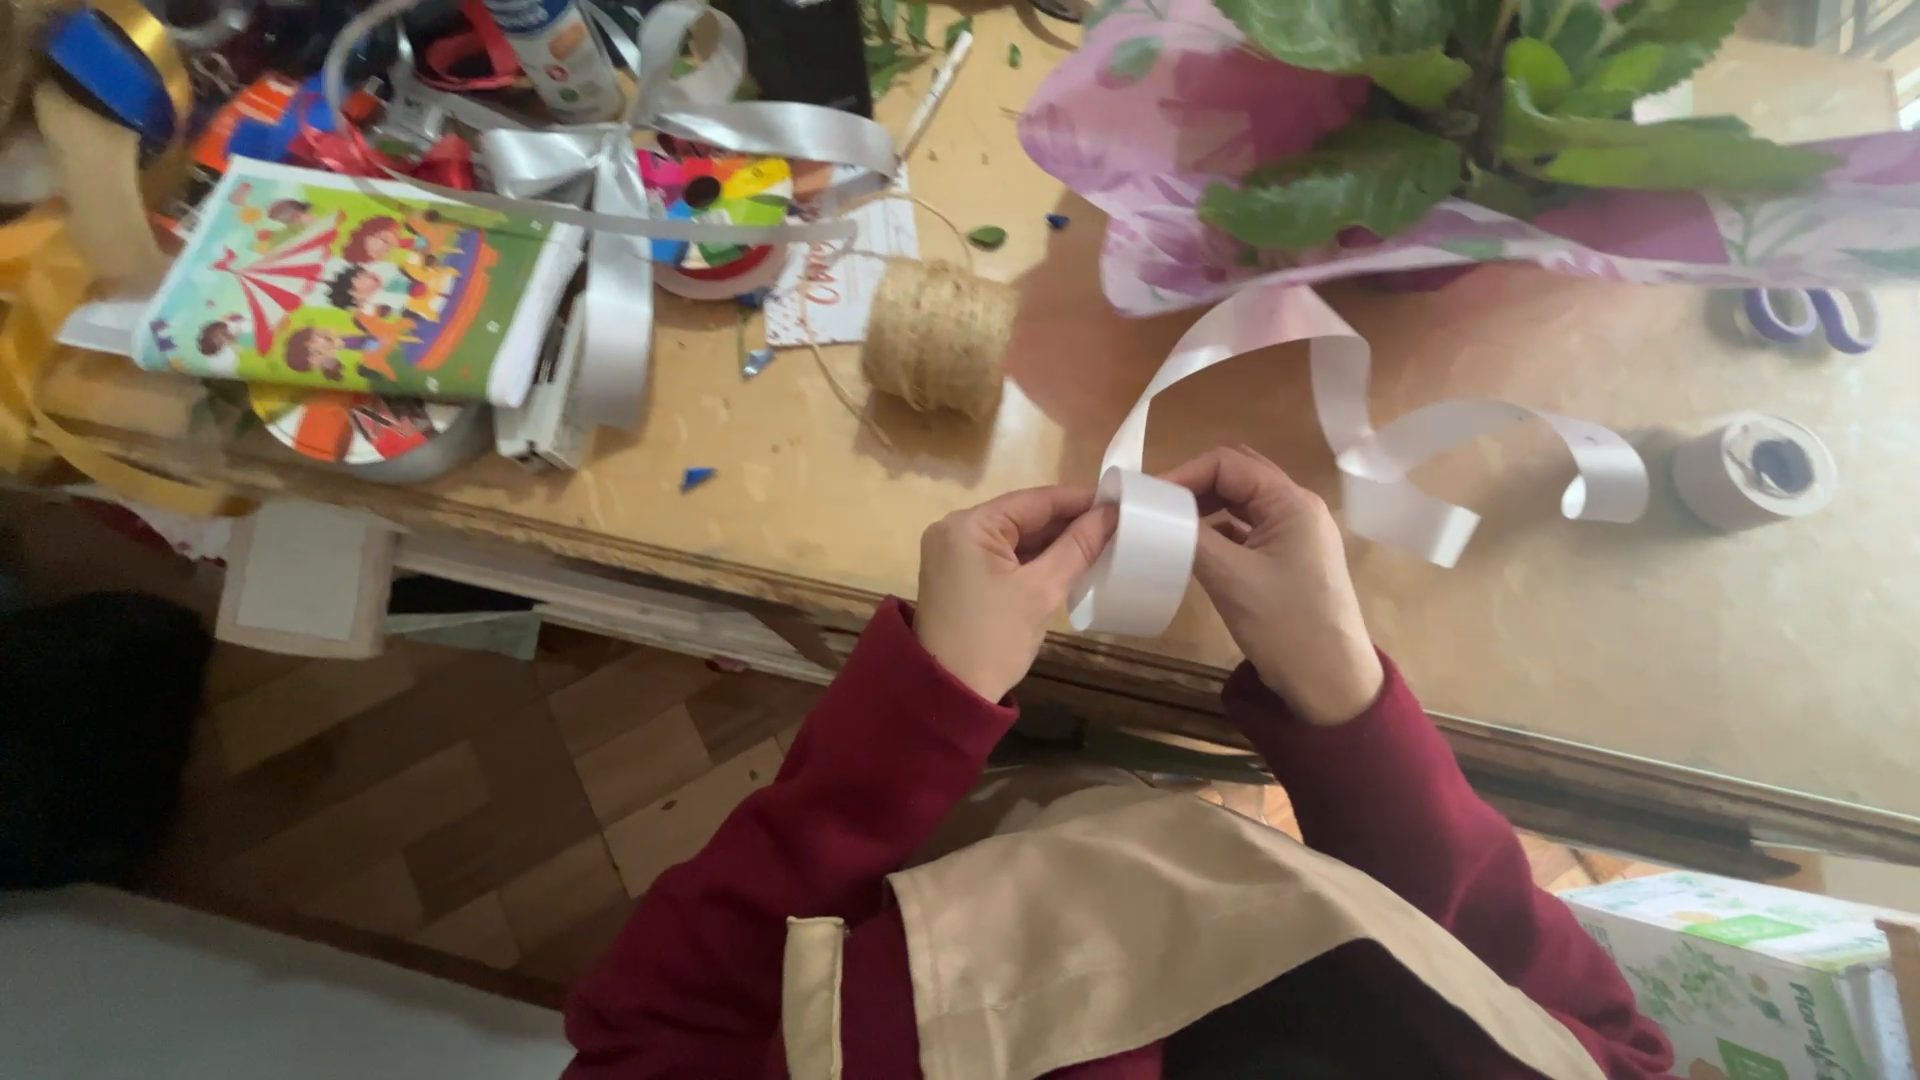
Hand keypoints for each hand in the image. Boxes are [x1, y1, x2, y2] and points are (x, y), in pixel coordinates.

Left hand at [915, 487, 1118, 701]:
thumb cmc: (995, 639)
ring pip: (1013, 537)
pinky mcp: (958, 575)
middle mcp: (954, 530)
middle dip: (1067, 522)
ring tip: (1100, 541)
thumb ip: (1078, 547)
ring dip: (1052, 542)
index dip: (1078, 500)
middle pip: (1022, 517)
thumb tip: (1111, 514)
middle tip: (1115, 524)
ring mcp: (953, 553)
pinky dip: (1032, 559)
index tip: (1118, 501)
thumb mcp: (1042, 590)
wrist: (949, 693)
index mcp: (968, 525)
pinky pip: (1001, 556)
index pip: (1034, 500)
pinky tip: (1067, 561)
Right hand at [1163, 445, 1383, 724]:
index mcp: (1291, 502)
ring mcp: (1293, 533)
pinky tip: (1192, 545)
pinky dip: (1216, 528)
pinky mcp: (1286, 557)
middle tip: (1156, 505)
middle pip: (1237, 474)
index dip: (1185, 473)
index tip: (1149, 497)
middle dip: (1194, 483)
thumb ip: (1191, 536)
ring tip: (1168, 522)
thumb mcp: (1229, 576)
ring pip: (1240, 500)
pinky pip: (1245, 527)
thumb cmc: (1284, 623)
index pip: (1229, 463)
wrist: (1329, 681)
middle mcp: (1296, 507)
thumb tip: (1154, 514)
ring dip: (1204, 505)